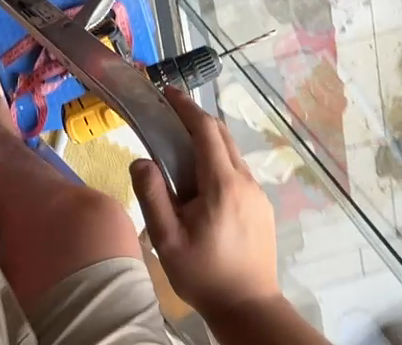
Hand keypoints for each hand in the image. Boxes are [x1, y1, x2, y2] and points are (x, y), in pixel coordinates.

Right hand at [130, 87, 282, 317]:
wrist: (249, 309)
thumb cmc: (204, 275)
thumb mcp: (168, 241)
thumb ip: (153, 196)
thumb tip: (140, 160)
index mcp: (222, 184)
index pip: (206, 130)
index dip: (186, 107)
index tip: (168, 93)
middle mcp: (244, 180)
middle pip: (221, 134)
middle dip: (195, 117)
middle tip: (168, 112)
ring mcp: (257, 193)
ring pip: (231, 151)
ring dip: (207, 140)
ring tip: (179, 145)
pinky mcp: (261, 206)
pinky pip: (237, 169)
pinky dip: (218, 159)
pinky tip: (200, 179)